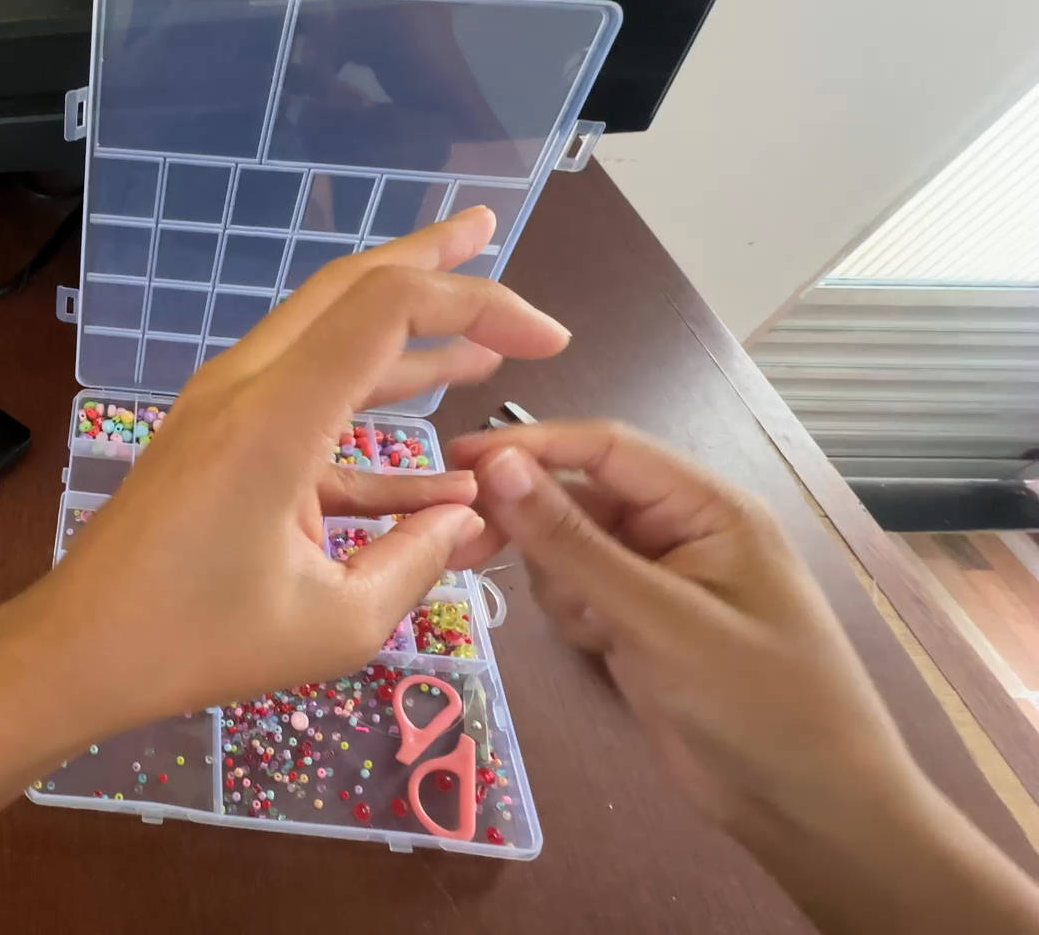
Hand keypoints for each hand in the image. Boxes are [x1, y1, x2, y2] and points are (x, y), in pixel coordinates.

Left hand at [21, 205, 569, 735]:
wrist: (85, 644)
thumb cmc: (198, 639)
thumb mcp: (335, 621)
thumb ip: (419, 559)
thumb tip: (473, 516)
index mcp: (274, 415)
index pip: (386, 306)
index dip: (475, 300)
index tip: (545, 337)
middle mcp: (244, 387)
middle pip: (344, 290)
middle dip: (425, 261)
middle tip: (487, 233)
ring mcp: (221, 407)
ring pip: (321, 340)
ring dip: (399, 339)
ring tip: (477, 348)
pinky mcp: (213, 436)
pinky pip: (298, 404)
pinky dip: (359, 420)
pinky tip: (424, 466)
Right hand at [447, 422, 1038, 933]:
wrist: (804, 814)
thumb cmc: (756, 704)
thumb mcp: (655, 617)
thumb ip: (569, 539)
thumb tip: (495, 465)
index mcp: (704, 506)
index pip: (600, 447)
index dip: (525, 444)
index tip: (454, 457)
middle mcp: (673, 526)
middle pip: (570, 493)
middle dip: (526, 519)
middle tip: (468, 542)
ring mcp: (649, 571)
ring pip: (558, 541)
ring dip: (553, 576)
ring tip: (587, 626)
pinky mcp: (628, 609)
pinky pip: (565, 582)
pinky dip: (565, 608)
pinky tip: (599, 644)